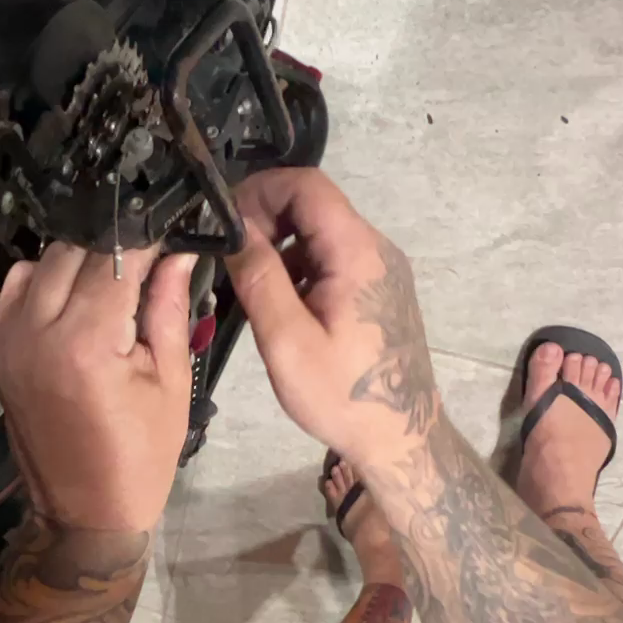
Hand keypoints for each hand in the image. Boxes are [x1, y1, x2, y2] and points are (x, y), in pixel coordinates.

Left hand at [0, 243, 196, 533]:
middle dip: (109, 249)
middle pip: (70, 253)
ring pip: (31, 269)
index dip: (146, 241)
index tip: (166, 234)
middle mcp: (38, 332)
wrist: (87, 513)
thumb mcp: (171, 384)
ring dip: (67, 266)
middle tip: (141, 267)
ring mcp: (8, 346)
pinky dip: (21, 293)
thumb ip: (168, 311)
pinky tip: (51, 308)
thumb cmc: (140, 455)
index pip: (117, 258)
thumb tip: (177, 255)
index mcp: (89, 341)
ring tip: (100, 290)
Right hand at [222, 168, 438, 467]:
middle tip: (229, 257)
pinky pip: (333, 261)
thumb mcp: (287, 341)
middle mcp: (375, 250)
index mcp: (356, 252)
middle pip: (314, 206)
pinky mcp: (379, 292)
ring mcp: (381, 271)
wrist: (399, 437)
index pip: (306, 185)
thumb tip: (234, 230)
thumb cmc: (341, 395)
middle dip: (265, 219)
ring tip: (248, 286)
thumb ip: (259, 279)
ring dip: (280, 248)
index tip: (224, 222)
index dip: (259, 190)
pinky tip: (280, 306)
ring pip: (321, 235)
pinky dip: (300, 270)